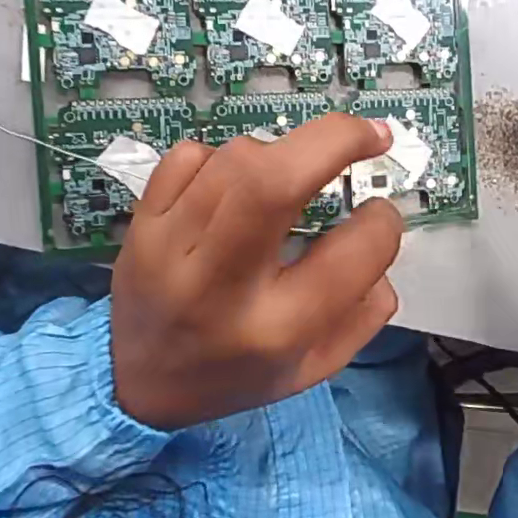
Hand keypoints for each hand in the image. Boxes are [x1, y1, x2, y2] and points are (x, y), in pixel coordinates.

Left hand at [109, 114, 404, 428]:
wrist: (136, 383)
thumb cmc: (231, 376)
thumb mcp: (310, 370)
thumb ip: (363, 314)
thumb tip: (381, 233)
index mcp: (274, 330)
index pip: (350, 257)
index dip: (382, 222)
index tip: (379, 211)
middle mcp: (220, 284)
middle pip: (273, 183)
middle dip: (334, 140)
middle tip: (368, 135)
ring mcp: (170, 246)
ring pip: (233, 161)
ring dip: (280, 149)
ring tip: (295, 168)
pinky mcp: (142, 222)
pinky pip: (187, 157)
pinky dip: (222, 155)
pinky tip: (232, 182)